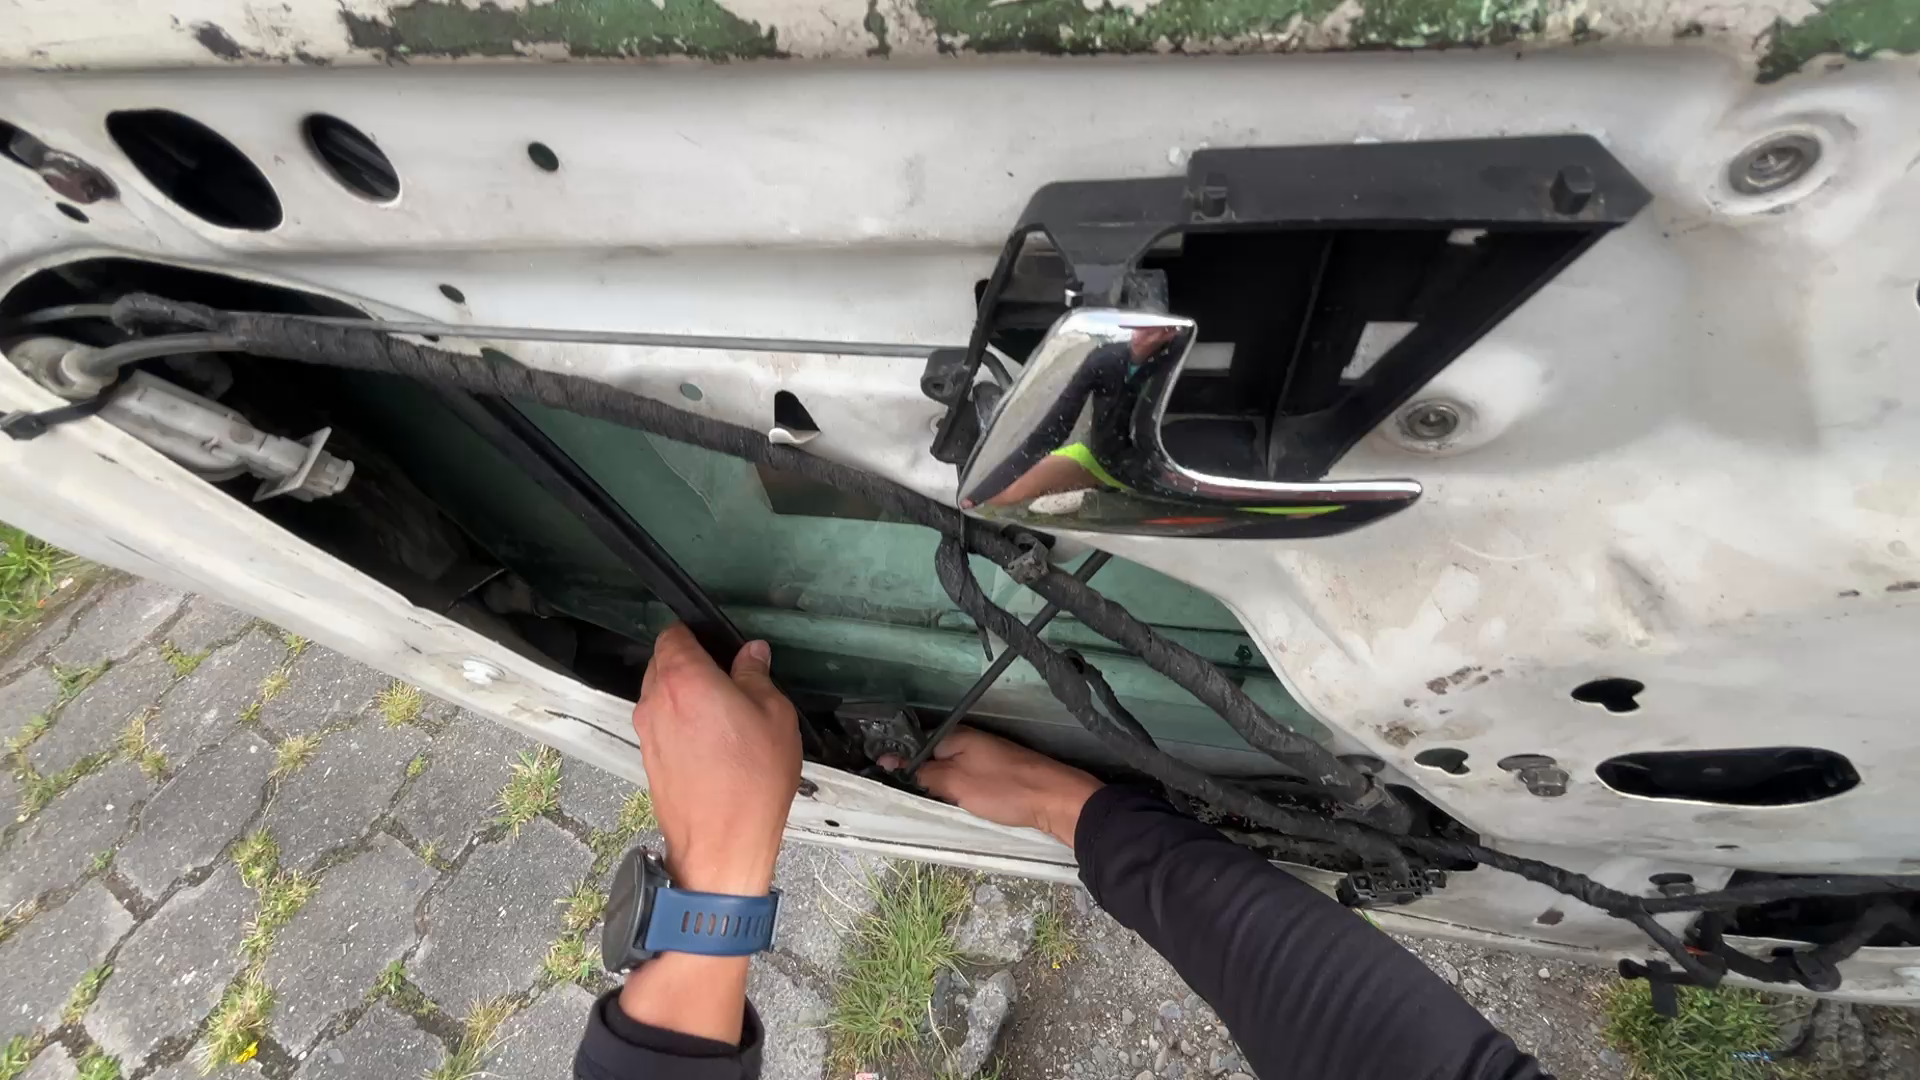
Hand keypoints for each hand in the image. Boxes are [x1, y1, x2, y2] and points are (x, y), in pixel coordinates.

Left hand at [620, 624, 799, 1044]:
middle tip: (730, 677)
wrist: (723, 845)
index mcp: (685, 679)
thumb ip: (757, 676)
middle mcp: (655, 700)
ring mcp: (646, 731)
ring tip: (724, 710)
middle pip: (662, 661)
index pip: (673, 635)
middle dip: (691, 660)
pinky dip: (680, 717)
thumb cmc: (755, 775)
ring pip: (659, 692)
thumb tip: (751, 652)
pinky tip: (712, 737)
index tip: (722, 645)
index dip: (697, 634)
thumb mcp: (774, 714)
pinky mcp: (647, 758)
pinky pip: (660, 721)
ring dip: (685, 691)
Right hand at [882, 727, 1102, 847]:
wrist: (1054, 799)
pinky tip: (956, 806)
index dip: (898, 761)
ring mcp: (983, 757)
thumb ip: (922, 772)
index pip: (915, 743)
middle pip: (931, 757)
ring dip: (938, 787)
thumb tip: (889, 761)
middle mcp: (968, 741)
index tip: (883, 780)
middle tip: (908, 798)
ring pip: (948, 771)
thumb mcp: (955, 783)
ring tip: (930, 805)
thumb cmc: (1004, 788)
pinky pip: (964, 779)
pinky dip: (956, 792)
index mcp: (956, 736)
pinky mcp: (995, 773)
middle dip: (919, 777)